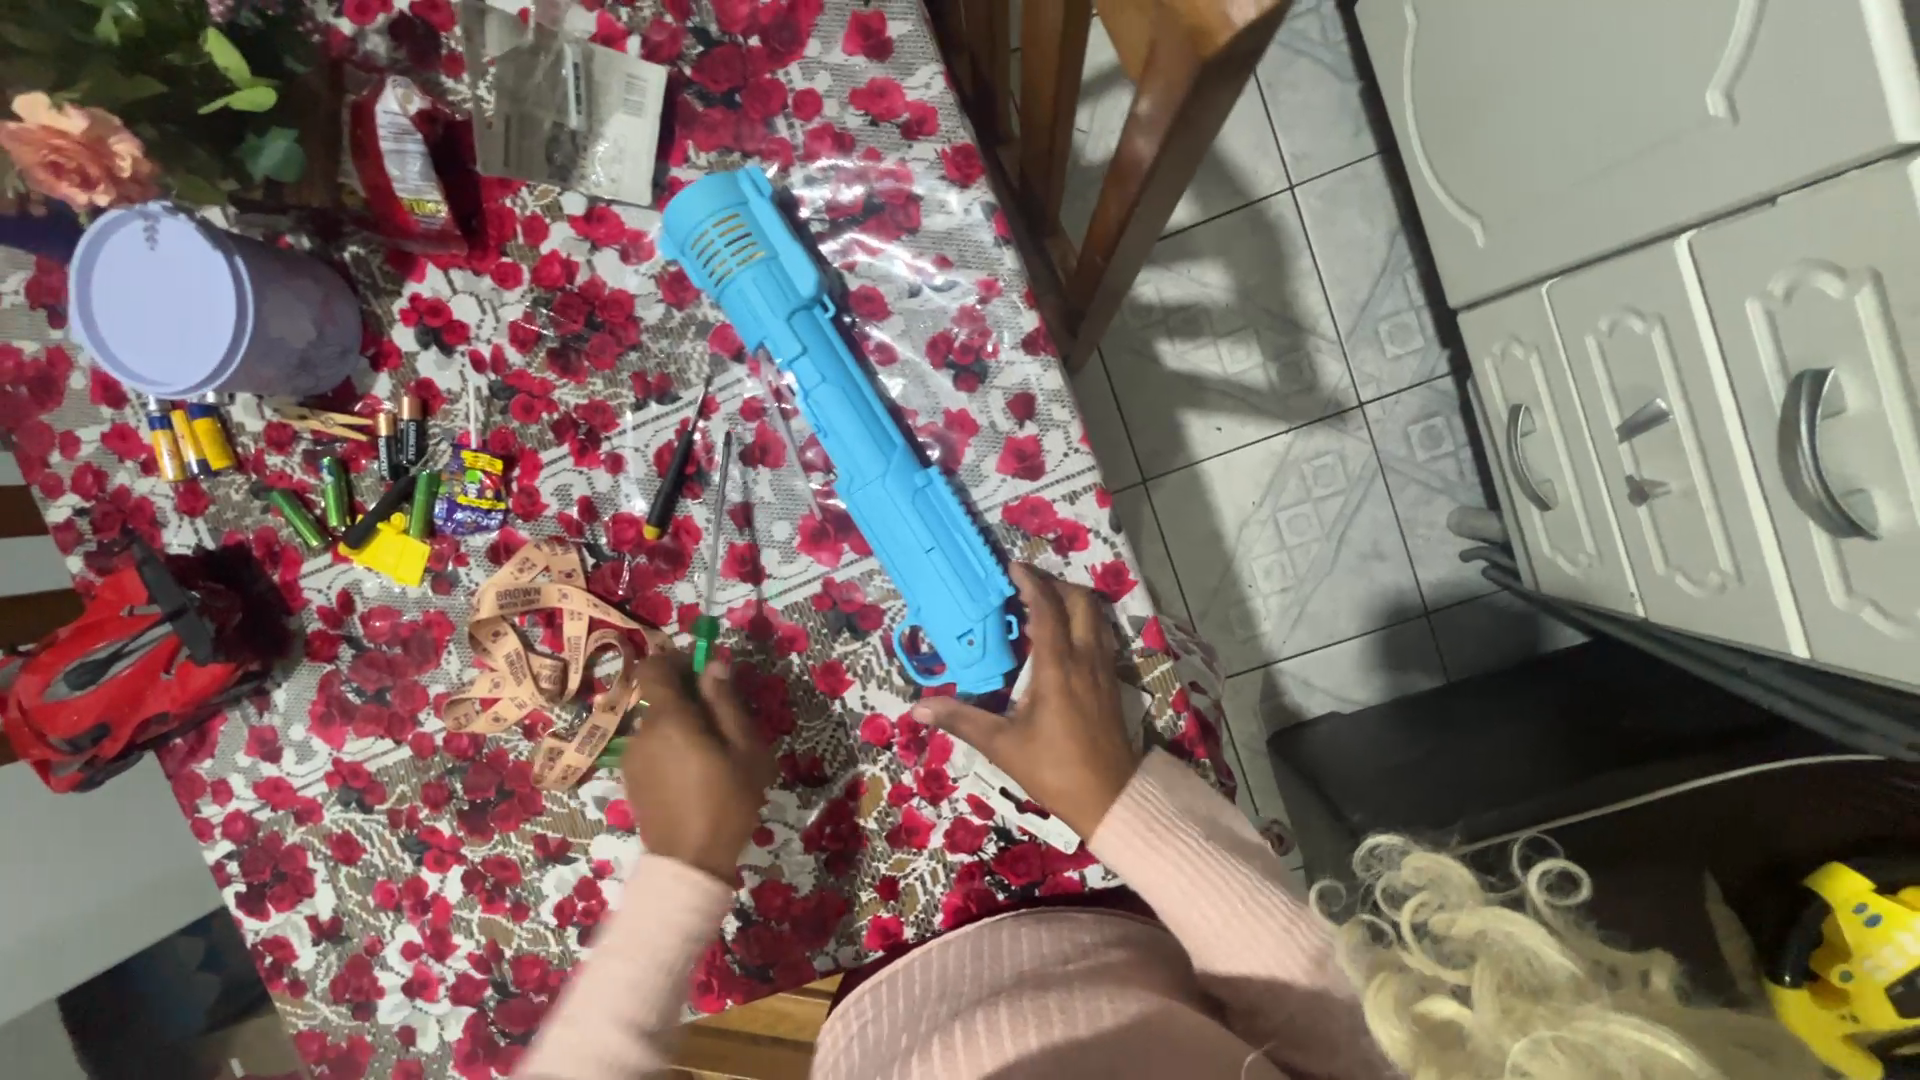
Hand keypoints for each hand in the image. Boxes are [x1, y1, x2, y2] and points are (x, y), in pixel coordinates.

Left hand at [623, 654, 774, 883]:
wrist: (690, 864)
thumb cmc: (727, 802)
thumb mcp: (744, 748)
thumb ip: (726, 702)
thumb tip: (714, 664)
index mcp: (669, 719)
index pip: (653, 667)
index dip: (675, 661)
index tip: (703, 672)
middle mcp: (641, 732)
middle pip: (659, 696)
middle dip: (689, 697)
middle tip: (724, 720)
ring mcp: (633, 758)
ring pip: (657, 723)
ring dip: (682, 725)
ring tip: (714, 752)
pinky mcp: (632, 780)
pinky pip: (653, 747)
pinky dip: (672, 747)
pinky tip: (696, 773)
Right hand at [913, 564, 1141, 837]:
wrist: (1109, 798)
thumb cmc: (1054, 769)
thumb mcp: (1002, 745)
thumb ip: (961, 719)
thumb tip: (919, 707)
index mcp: (1058, 666)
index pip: (1047, 608)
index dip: (1031, 583)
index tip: (1012, 568)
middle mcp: (1085, 658)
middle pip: (1080, 600)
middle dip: (1054, 584)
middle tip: (1026, 585)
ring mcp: (1103, 668)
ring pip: (1095, 615)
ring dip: (1071, 600)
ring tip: (1042, 605)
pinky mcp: (1110, 681)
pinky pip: (1100, 634)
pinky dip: (1082, 621)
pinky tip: (1062, 637)